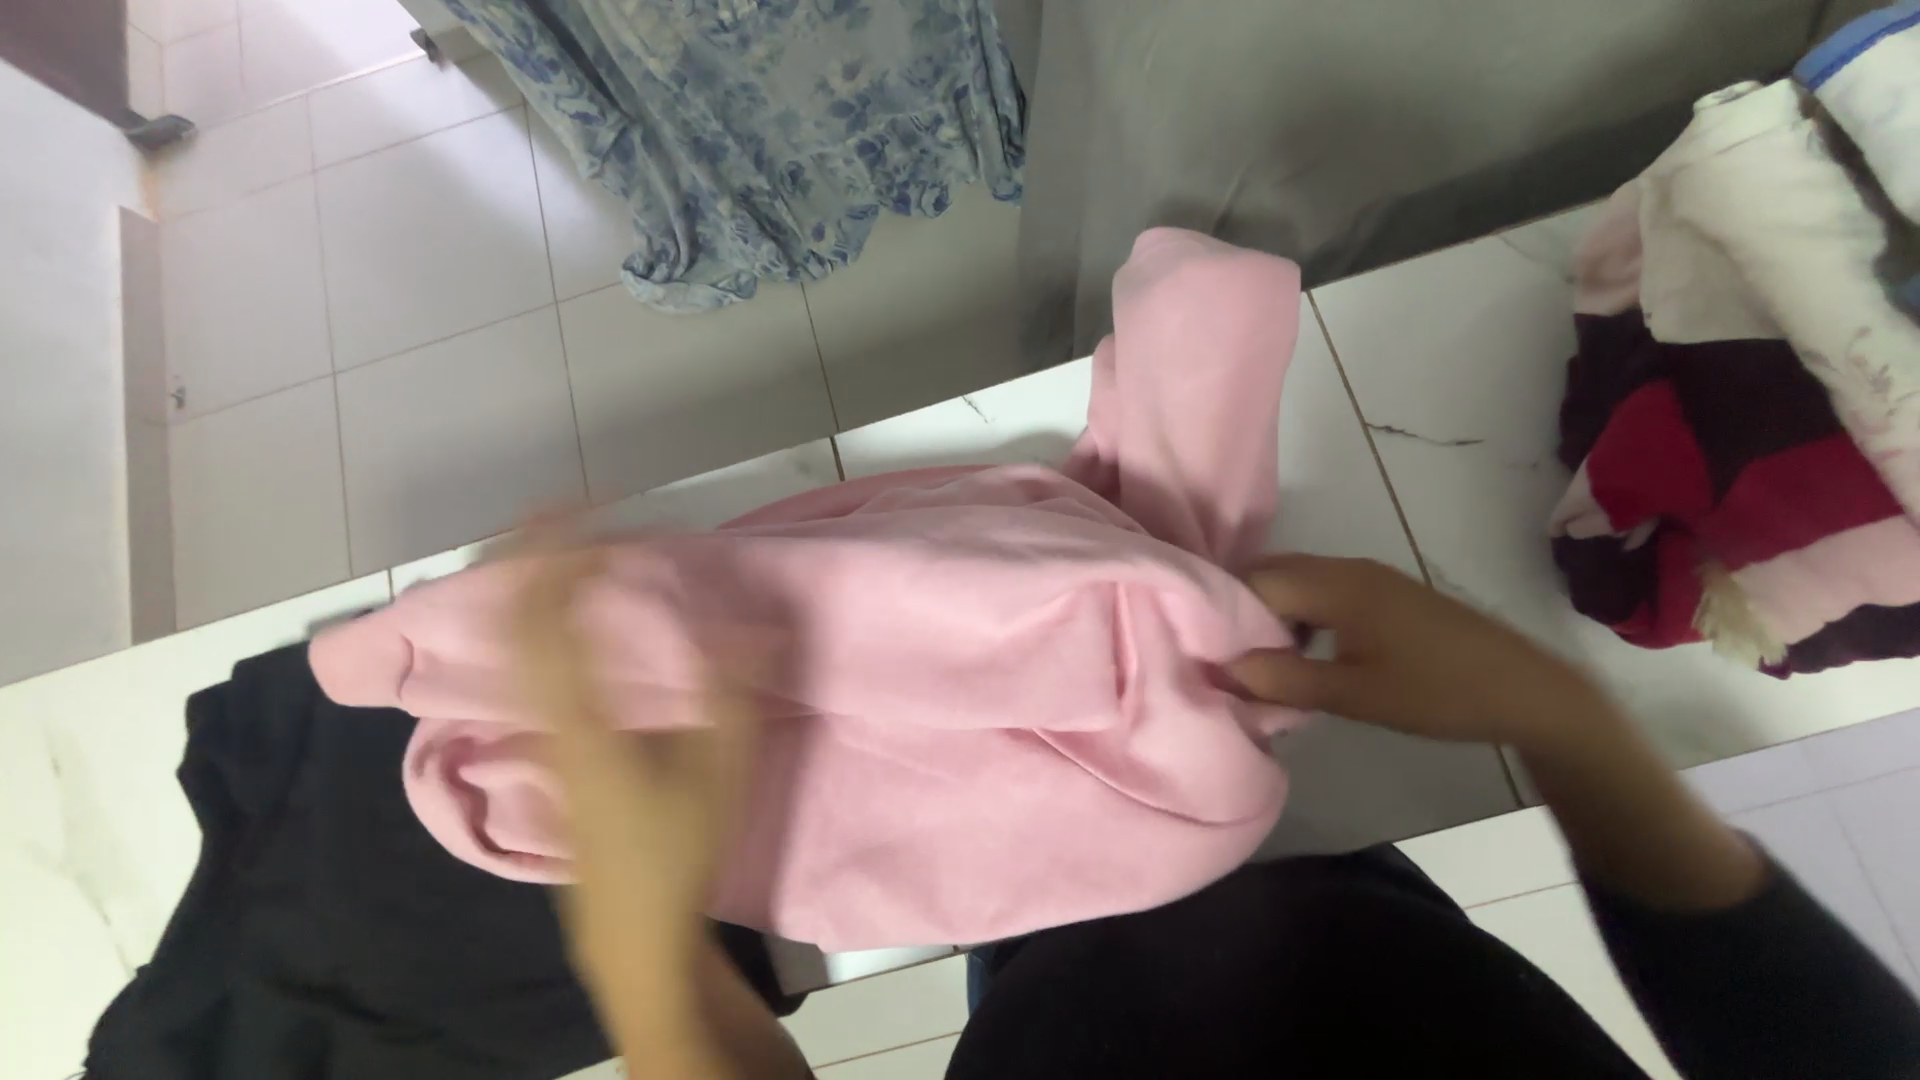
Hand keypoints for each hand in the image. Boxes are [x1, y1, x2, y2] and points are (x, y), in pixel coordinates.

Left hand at [509, 540, 764, 950]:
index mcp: (580, 713)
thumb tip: (755, 621)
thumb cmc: (678, 849)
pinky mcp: (547, 745)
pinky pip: (526, 659)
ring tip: (567, 542)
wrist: (633, 928)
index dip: (568, 550)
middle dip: (536, 550)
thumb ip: (732, 690)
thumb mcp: (720, 770)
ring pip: (512, 637)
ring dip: (532, 580)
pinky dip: (540, 617)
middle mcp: (543, 713)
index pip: (551, 611)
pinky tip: (566, 611)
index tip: (603, 508)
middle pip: (515, 614)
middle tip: (573, 506)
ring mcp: (537, 732)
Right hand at [1227, 554, 1607, 748]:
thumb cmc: (1438, 693)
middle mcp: (1347, 568)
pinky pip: (1321, 591)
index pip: (1255, 581)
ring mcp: (1369, 578)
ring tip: (1257, 658)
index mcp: (1337, 585)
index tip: (1202, 647)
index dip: (1222, 611)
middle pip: (1272, 573)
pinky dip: (1298, 615)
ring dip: (1271, 614)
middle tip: (1222, 654)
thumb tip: (1222, 669)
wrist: (1530, 692)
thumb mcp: (1355, 695)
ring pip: (1296, 582)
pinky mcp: (1384, 594)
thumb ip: (1284, 680)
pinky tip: (1302, 652)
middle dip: (1241, 609)